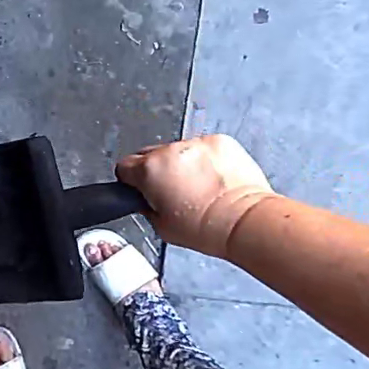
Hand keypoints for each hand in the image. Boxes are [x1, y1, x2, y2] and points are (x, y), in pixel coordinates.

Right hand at [115, 135, 275, 258]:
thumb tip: (146, 197)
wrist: (244, 221)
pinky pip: (203, 147)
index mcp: (149, 170)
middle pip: (150, 155)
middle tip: (174, 192)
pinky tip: (214, 180)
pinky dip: (207, 160)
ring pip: (178, 151)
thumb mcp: (161, 227)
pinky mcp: (219, 141)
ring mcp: (195, 143)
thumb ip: (146, 205)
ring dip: (183, 165)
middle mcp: (169, 151)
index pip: (124, 166)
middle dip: (158, 171)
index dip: (132, 180)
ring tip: (200, 188)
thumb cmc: (206, 228)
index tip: (142, 188)